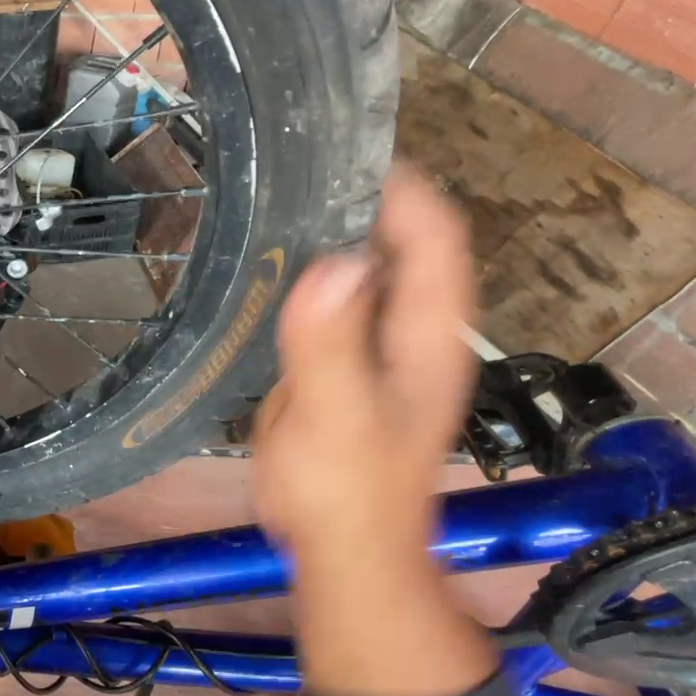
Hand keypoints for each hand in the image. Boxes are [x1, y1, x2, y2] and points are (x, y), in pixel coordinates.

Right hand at [252, 167, 494, 695]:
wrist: (335, 546)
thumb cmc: (344, 490)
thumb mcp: (337, 419)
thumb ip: (331, 347)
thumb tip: (333, 266)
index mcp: (426, 337)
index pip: (432, 241)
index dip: (402, 190)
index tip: (347, 149)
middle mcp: (409, 331)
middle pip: (399, 245)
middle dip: (360, 200)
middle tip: (295, 163)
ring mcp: (372, 347)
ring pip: (360, 270)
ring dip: (329, 233)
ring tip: (273, 197)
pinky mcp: (338, 363)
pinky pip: (327, 301)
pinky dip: (304, 273)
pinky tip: (262, 263)